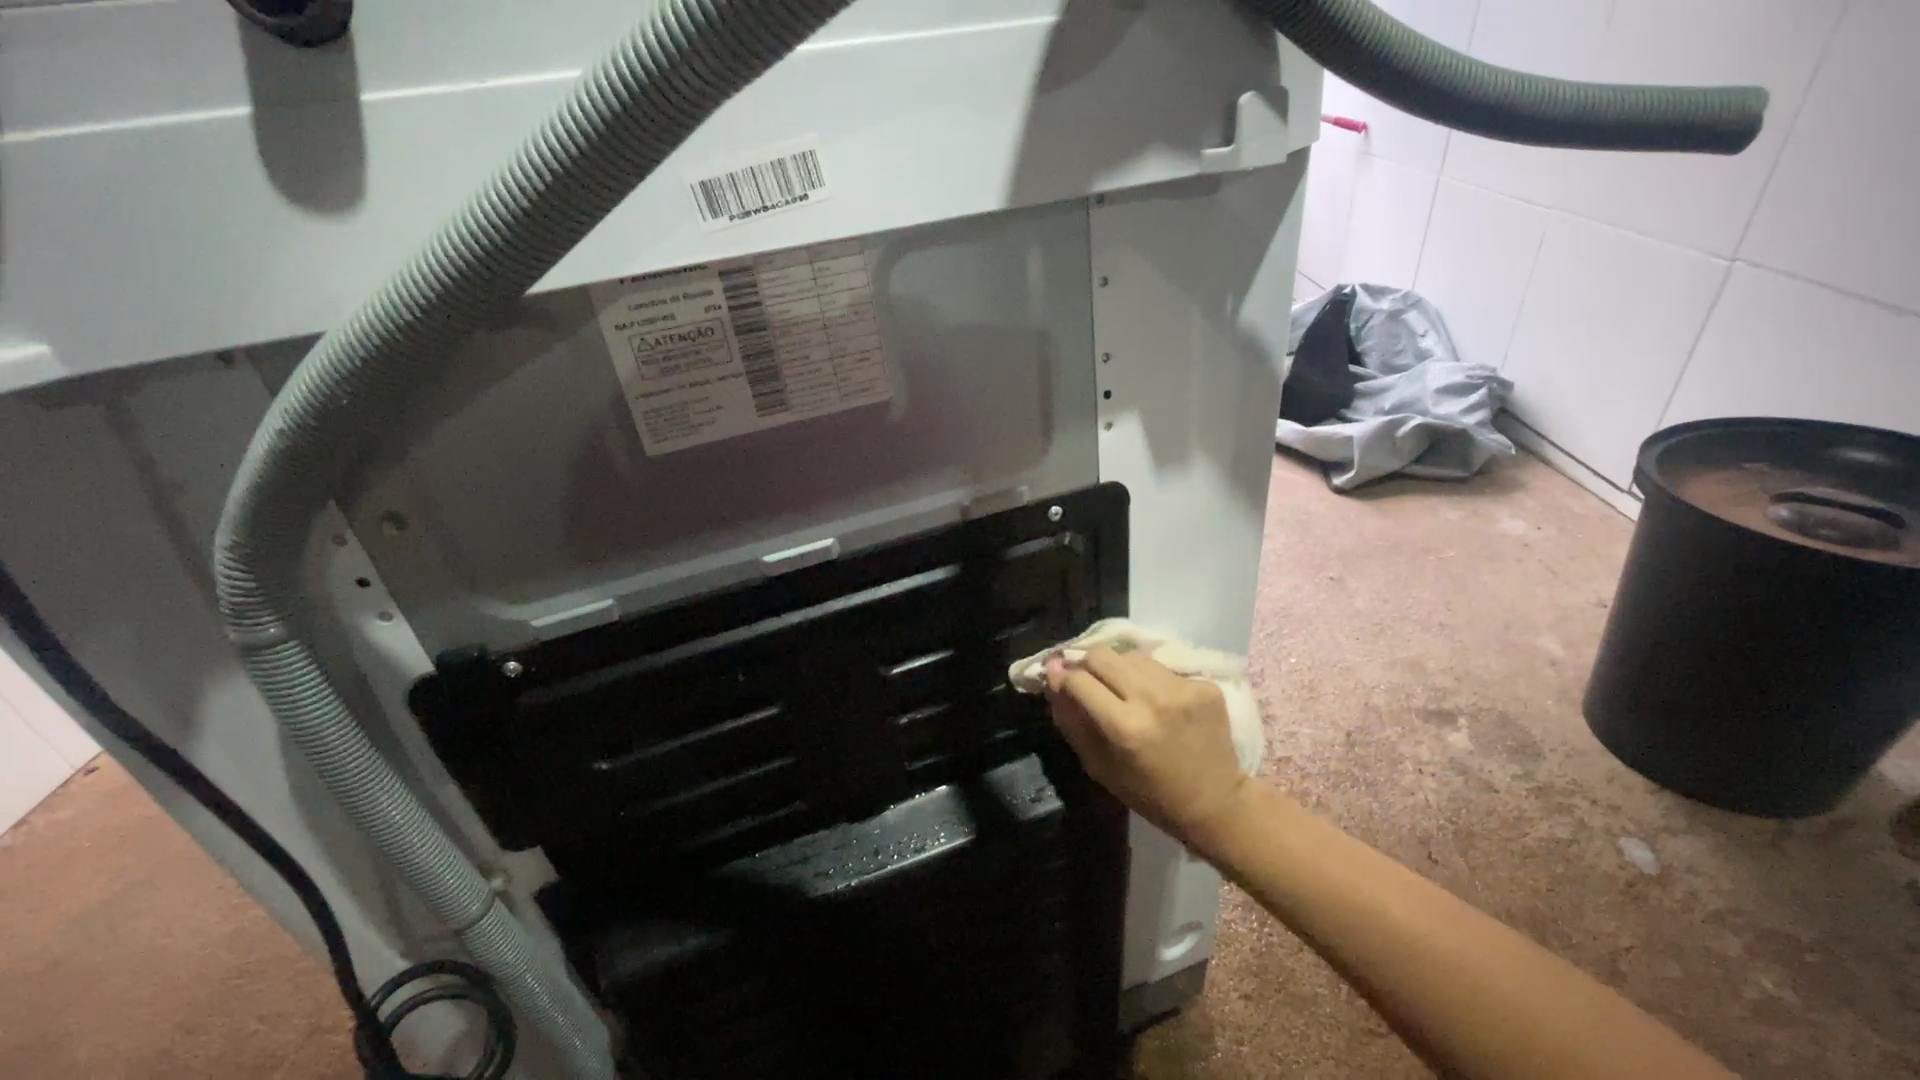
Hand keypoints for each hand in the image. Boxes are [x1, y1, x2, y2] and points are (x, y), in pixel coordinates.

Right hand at [1045, 647, 1251, 849]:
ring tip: (1128, 694)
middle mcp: (1153, 699)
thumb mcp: (1098, 766)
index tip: (1060, 680)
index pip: (1079, 679)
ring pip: (1133, 656)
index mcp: (1124, 727)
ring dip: (1122, 670)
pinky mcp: (1205, 684)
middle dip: (1088, 665)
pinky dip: (1153, 681)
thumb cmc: (1148, 793)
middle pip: (1103, 655)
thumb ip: (1072, 720)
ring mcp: (1183, 688)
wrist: (1213, 801)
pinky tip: (1160, 704)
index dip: (1063, 677)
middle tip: (1091, 682)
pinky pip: (1163, 668)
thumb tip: (1053, 677)